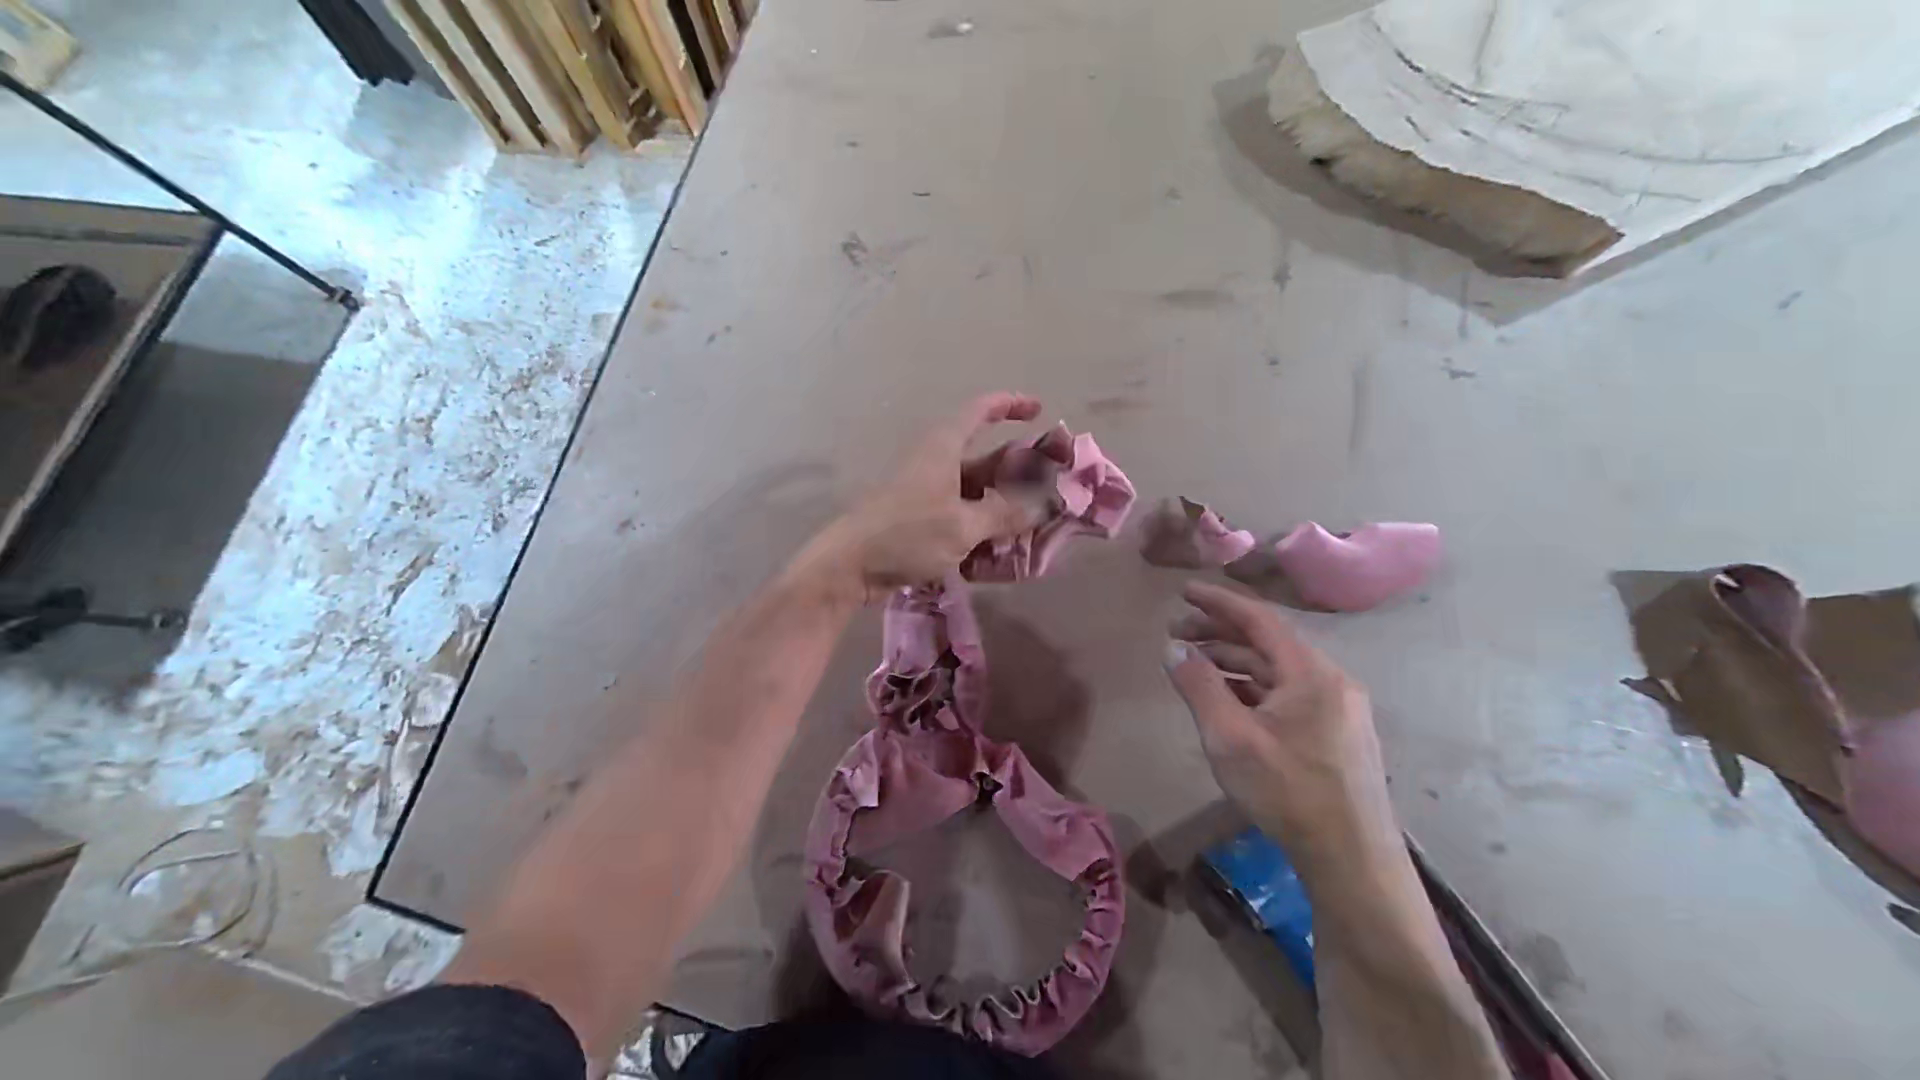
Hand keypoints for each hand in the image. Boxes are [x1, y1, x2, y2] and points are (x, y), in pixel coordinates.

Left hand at [800, 393, 1042, 604]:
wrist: (849, 566)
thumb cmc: (906, 534)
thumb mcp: (962, 526)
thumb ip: (1003, 515)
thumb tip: (1040, 507)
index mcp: (944, 449)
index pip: (979, 411)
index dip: (1010, 405)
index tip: (1039, 411)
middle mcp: (936, 464)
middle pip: (984, 458)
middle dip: (1018, 470)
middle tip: (1051, 487)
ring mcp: (927, 494)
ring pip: (974, 492)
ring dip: (1002, 505)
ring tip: (1034, 524)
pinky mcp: (920, 520)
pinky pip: (960, 515)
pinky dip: (981, 527)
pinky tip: (1001, 549)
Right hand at [1164, 581, 1401, 866]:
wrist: (1352, 860)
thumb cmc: (1288, 792)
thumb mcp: (1230, 737)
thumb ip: (1198, 685)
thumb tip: (1174, 647)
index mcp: (1311, 673)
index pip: (1259, 619)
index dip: (1218, 602)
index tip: (1183, 591)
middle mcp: (1330, 681)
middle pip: (1267, 643)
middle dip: (1219, 634)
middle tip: (1176, 634)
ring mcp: (1337, 709)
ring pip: (1276, 671)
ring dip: (1233, 663)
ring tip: (1193, 666)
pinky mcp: (1335, 734)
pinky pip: (1286, 695)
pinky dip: (1251, 688)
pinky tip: (1226, 701)